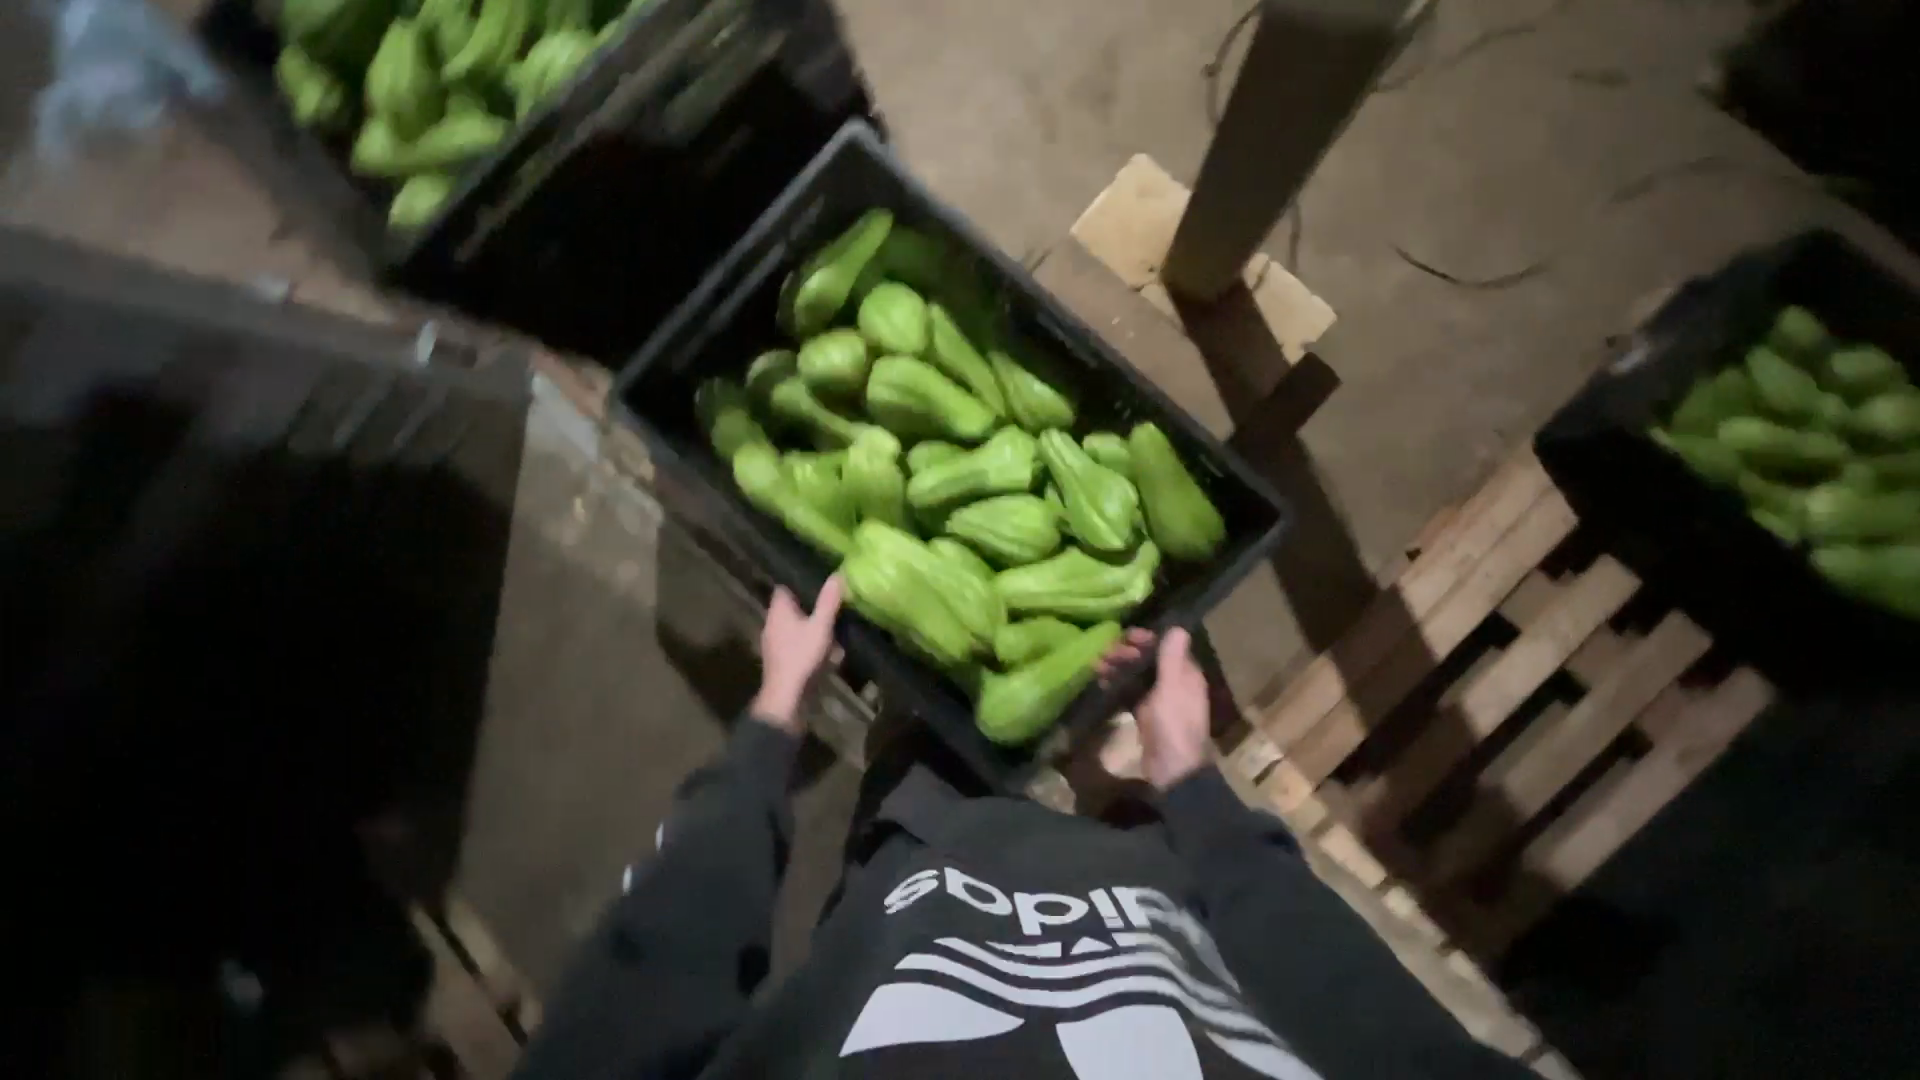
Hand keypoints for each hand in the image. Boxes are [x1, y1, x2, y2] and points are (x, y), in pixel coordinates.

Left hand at [752, 574, 844, 732]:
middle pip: (793, 609)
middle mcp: (772, 624)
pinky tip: (830, 655)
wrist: (786, 697)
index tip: (818, 579)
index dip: (800, 582)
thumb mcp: (820, 626)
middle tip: (834, 606)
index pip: (784, 588)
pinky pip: (799, 646)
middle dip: (813, 608)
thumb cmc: (801, 657)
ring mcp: (775, 644)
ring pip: (798, 629)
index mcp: (778, 612)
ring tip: (836, 632)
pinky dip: (813, 647)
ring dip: (815, 630)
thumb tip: (837, 575)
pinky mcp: (782, 661)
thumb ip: (828, 602)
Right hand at [1098, 626, 1211, 789]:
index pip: (1166, 646)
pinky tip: (1100, 681)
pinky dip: (1116, 685)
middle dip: (1127, 653)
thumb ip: (1172, 659)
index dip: (1146, 639)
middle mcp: (1174, 683)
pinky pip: (1129, 692)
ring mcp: (1159, 699)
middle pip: (1149, 659)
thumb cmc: (1174, 726)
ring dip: (1118, 667)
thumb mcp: (1172, 689)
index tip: (1125, 637)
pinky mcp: (1145, 714)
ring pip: (1136, 674)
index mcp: (1186, 674)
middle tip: (1105, 653)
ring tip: (1096, 665)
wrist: (1172, 771)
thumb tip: (1179, 627)